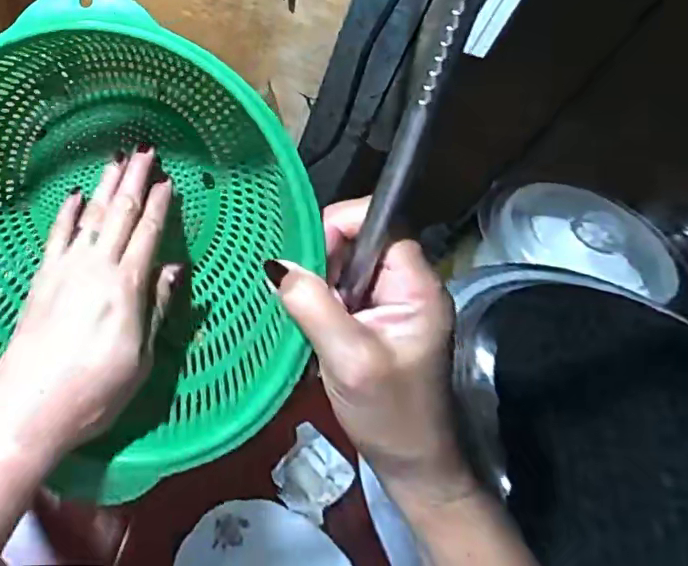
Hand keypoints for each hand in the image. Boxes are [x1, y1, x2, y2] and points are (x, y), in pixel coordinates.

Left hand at [0, 145, 182, 462]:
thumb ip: (155, 307)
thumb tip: (173, 266)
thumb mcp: (140, 359)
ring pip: (90, 214)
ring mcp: (66, 266)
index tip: (168, 178)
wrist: (31, 400)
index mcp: (127, 287)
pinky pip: (57, 233)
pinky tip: (73, 194)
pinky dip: (66, 211)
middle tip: (145, 149)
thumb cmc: (94, 391)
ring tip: (115, 158)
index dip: (159, 205)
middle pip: (120, 213)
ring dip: (104, 185)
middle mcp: (97, 266)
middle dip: (134, 179)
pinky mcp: (43, 274)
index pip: (148, 234)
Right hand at [269, 198, 477, 505]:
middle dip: (319, 253)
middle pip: (355, 236)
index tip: (309, 255)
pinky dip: (311, 291)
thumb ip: (312, 304)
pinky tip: (300, 311)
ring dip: (312, 275)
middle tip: (297, 286)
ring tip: (296, 302)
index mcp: (415, 287)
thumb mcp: (349, 358)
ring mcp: (385, 300)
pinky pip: (333, 282)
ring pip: (339, 259)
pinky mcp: (367, 315)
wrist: (411, 465)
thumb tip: (273, 264)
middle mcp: (403, 285)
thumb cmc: (391, 413)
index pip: (379, 223)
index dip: (340, 225)